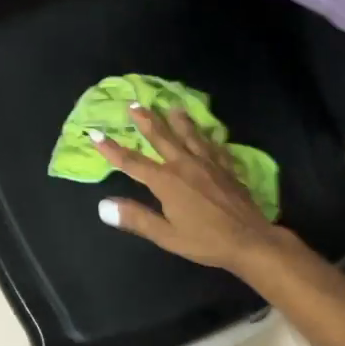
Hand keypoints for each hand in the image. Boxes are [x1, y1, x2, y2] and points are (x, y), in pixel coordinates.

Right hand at [90, 104, 293, 271]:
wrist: (249, 240)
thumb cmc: (205, 241)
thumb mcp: (166, 235)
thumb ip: (136, 218)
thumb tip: (103, 205)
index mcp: (166, 181)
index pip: (132, 162)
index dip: (112, 149)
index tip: (95, 134)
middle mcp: (185, 165)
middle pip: (162, 138)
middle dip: (146, 121)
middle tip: (134, 104)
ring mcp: (209, 163)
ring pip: (190, 135)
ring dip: (179, 121)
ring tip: (173, 107)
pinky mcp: (227, 168)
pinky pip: (215, 146)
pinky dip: (208, 136)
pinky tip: (209, 133)